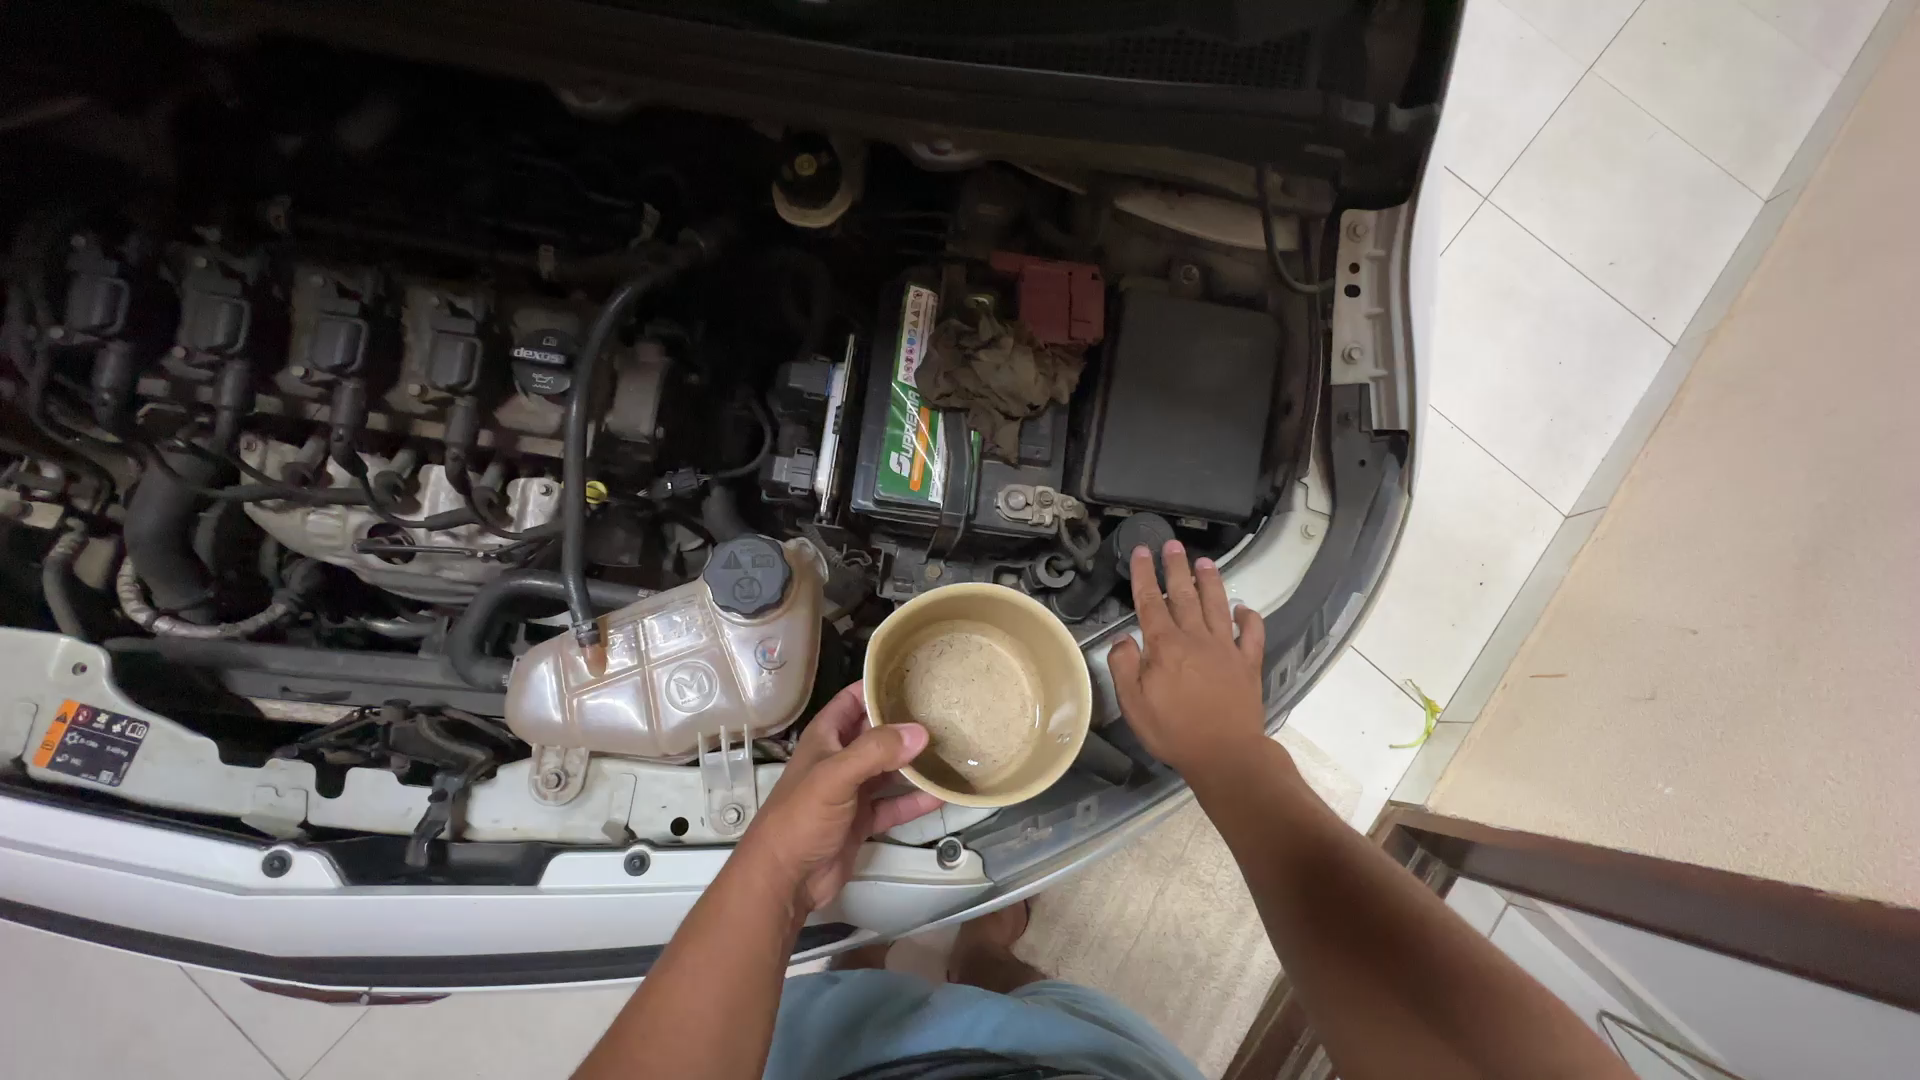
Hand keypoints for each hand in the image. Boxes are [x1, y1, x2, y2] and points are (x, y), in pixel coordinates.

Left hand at [734, 682, 943, 914]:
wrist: (784, 880)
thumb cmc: (800, 818)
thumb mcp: (835, 776)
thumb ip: (875, 751)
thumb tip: (919, 732)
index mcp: (825, 737)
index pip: (853, 699)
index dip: (878, 686)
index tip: (914, 677)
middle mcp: (840, 759)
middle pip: (876, 733)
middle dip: (905, 724)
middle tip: (943, 712)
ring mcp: (851, 791)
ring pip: (888, 770)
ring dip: (914, 763)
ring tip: (950, 749)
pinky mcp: (862, 821)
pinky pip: (893, 805)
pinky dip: (914, 801)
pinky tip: (941, 795)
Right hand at [1108, 540, 1268, 776]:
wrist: (1226, 754)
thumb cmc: (1173, 731)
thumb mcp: (1133, 704)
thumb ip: (1124, 666)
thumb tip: (1123, 639)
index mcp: (1165, 646)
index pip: (1150, 602)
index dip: (1143, 575)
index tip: (1141, 552)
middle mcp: (1196, 638)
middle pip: (1184, 594)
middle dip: (1176, 567)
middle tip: (1172, 545)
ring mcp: (1226, 648)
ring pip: (1217, 605)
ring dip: (1210, 581)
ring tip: (1205, 561)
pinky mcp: (1248, 663)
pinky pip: (1252, 633)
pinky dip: (1249, 617)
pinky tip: (1244, 608)